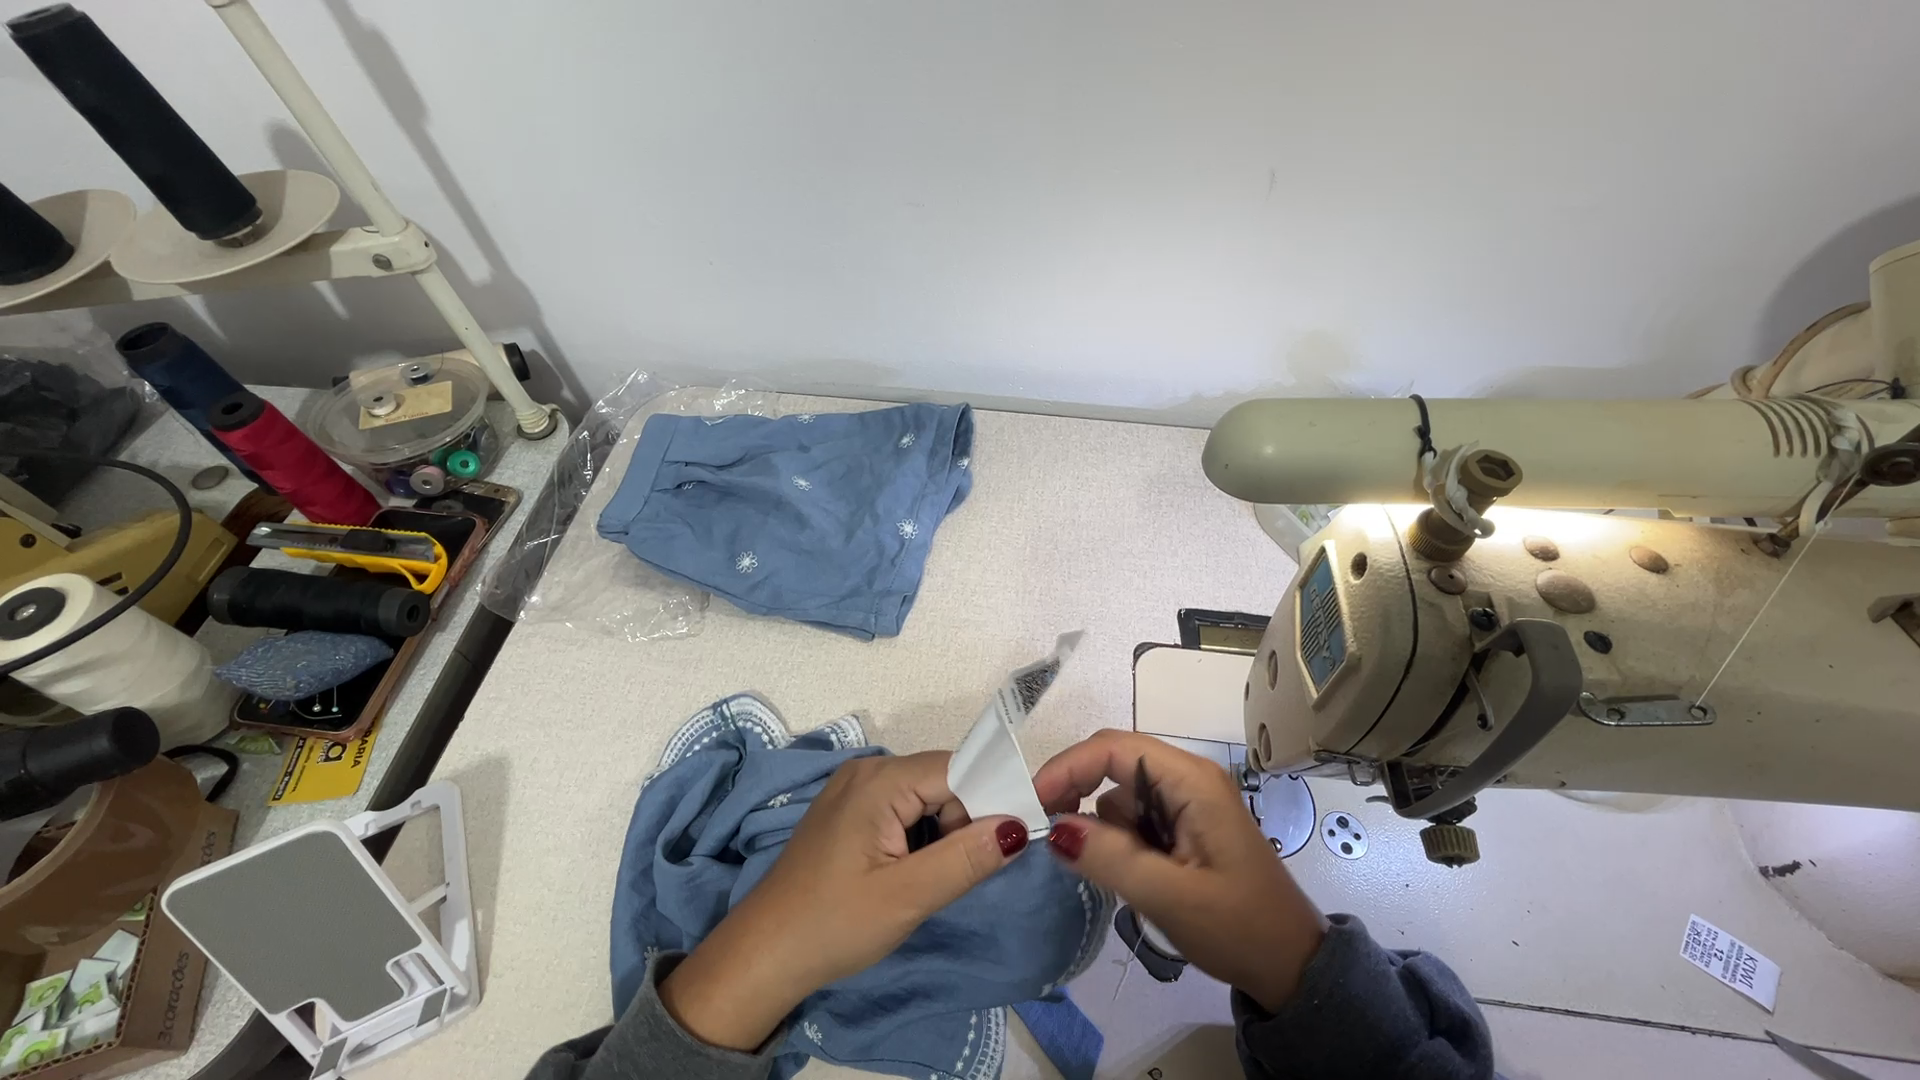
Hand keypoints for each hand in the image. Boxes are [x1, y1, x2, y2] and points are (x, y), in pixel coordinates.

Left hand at [660, 751, 1028, 1050]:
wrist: (764, 955)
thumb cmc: (833, 924)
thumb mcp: (906, 898)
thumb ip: (965, 859)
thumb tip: (1019, 826)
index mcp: (879, 780)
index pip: (958, 768)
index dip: (989, 799)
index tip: (1011, 841)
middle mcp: (868, 770)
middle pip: (943, 778)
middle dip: (965, 819)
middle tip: (960, 872)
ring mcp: (855, 789)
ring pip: (926, 795)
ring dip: (943, 831)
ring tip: (932, 877)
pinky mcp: (850, 811)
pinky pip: (903, 807)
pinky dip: (921, 834)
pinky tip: (911, 870)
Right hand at [1033, 729, 1327, 1011]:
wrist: (1292, 969)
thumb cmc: (1240, 928)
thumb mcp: (1171, 897)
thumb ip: (1111, 858)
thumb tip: (1053, 830)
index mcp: (1191, 781)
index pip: (1114, 748)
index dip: (1068, 767)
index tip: (1032, 803)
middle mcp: (1186, 780)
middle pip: (1113, 763)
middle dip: (1075, 790)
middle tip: (1046, 833)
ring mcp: (1185, 803)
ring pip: (1118, 794)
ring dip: (1098, 824)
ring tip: (1101, 871)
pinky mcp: (1182, 828)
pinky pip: (1131, 819)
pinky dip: (1114, 840)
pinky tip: (1123, 875)